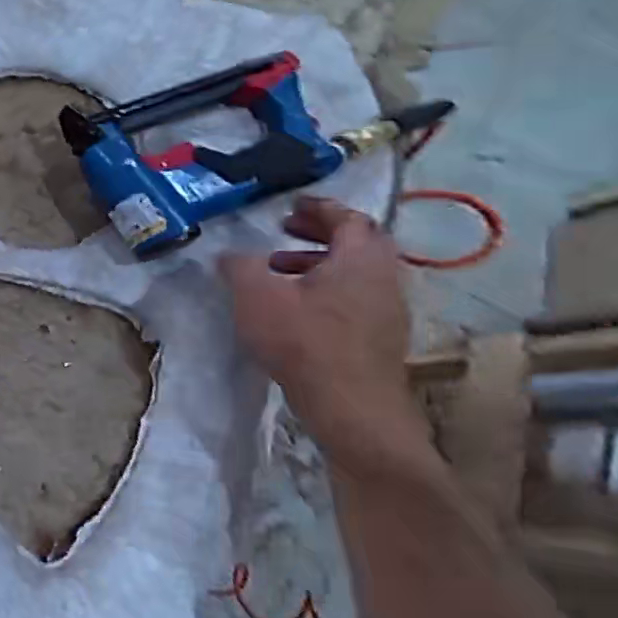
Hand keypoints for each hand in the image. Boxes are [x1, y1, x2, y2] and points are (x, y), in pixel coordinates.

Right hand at [219, 196, 428, 464]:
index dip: (318, 207)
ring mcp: (389, 311)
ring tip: (280, 272)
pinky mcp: (383, 340)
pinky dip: (329, 291)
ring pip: (356, 273)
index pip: (347, 217)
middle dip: (320, 233)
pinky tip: (297, 310)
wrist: (352, 411)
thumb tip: (229, 255)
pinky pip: (357, 299)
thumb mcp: (256, 296)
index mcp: (361, 258)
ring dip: (321, 264)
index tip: (291, 206)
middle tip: (286, 232)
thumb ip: (240, 266)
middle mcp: (384, 278)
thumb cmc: (305, 343)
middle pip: (358, 242)